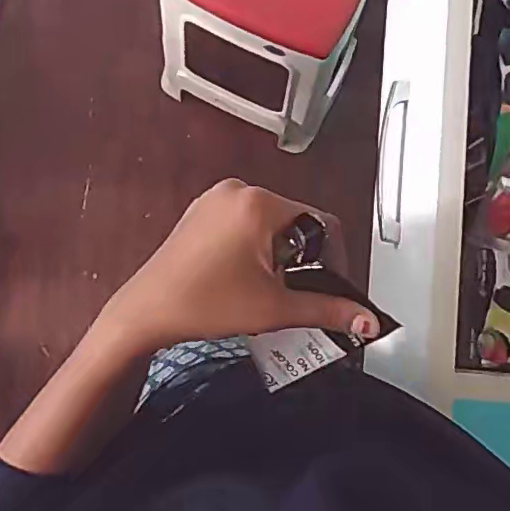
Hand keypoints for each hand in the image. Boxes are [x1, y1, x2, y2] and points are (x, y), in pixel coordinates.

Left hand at [94, 179, 380, 355]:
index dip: (334, 258)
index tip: (333, 284)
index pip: (321, 222)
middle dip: (302, 260)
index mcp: (258, 204)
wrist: (145, 314)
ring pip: (272, 225)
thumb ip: (328, 310)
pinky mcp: (204, 213)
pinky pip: (247, 224)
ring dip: (279, 257)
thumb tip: (364, 319)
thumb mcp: (275, 308)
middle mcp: (237, 192)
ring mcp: (217, 200)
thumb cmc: (197, 304)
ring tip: (264, 289)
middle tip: (292, 293)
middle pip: (297, 223)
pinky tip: (245, 279)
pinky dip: (256, 249)